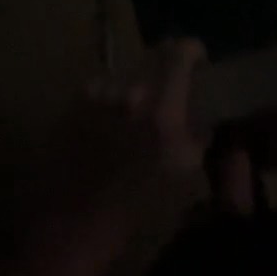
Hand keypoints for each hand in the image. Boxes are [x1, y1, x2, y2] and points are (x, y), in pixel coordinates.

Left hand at [51, 39, 208, 225]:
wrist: (74, 224)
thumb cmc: (136, 207)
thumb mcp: (185, 174)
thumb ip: (199, 134)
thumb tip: (202, 115)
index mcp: (163, 109)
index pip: (182, 52)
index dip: (194, 51)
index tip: (199, 64)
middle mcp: (130, 92)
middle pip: (156, 52)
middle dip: (169, 63)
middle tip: (173, 83)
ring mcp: (100, 93)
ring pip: (130, 65)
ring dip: (141, 77)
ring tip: (140, 103)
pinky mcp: (76, 100)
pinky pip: (105, 82)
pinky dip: (116, 91)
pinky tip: (114, 116)